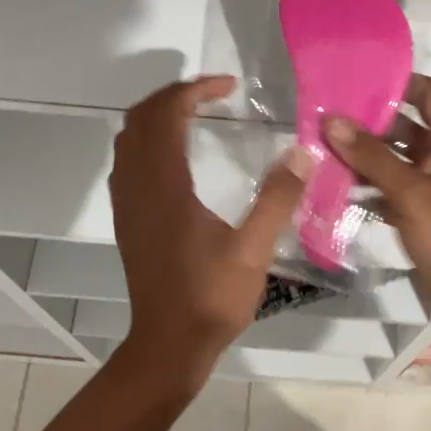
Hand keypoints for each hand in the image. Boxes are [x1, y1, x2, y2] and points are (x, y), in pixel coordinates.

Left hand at [109, 76, 310, 375]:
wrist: (168, 344)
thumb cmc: (211, 298)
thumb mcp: (254, 249)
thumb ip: (278, 198)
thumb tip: (303, 152)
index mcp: (165, 186)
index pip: (167, 114)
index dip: (195, 89)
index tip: (229, 86)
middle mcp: (137, 187)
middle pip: (141, 119)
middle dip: (174, 95)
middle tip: (214, 93)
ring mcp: (127, 205)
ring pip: (129, 140)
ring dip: (157, 117)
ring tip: (196, 115)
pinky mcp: (128, 221)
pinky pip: (128, 163)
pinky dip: (148, 142)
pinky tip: (178, 160)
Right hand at [325, 75, 430, 324]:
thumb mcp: (411, 193)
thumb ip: (371, 157)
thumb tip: (331, 120)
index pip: (428, 94)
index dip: (398, 81)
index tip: (355, 78)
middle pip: (404, 126)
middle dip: (367, 122)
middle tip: (323, 116)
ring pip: (393, 160)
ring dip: (362, 156)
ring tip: (319, 149)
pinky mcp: (421, 214)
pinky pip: (390, 190)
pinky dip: (367, 187)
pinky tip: (334, 188)